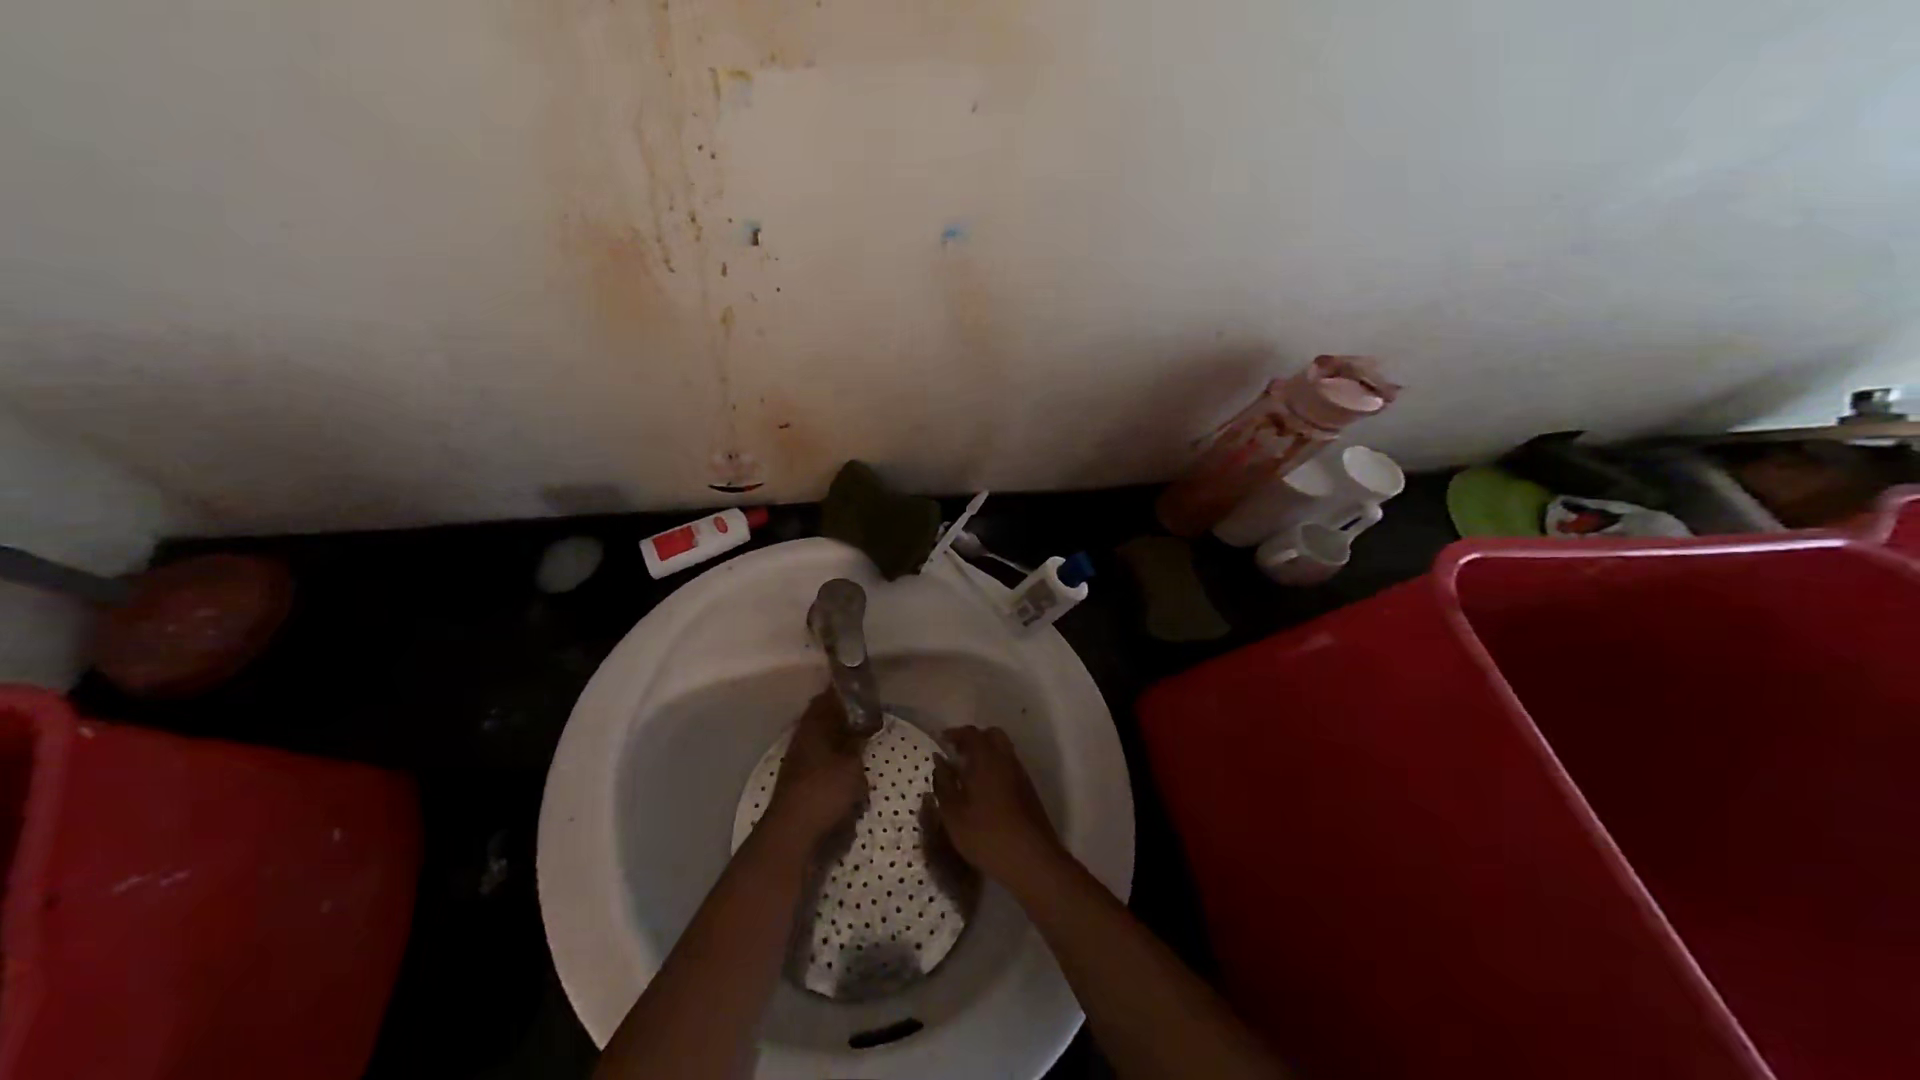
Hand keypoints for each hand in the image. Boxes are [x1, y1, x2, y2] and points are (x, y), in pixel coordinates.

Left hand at [762, 691, 868, 850]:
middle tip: (869, 716)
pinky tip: (852, 770)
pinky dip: (838, 760)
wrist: (793, 832)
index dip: (844, 691)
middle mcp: (802, 738)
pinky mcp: (800, 781)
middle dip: (845, 716)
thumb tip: (866, 722)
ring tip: (863, 743)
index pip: (827, 697)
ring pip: (824, 740)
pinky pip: (823, 761)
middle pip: (824, 718)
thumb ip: (858, 740)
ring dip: (842, 739)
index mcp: (813, 726)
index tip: (863, 688)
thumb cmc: (824, 790)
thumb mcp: (851, 763)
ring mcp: (799, 760)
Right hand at [932, 726, 1068, 891]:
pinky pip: (1010, 768)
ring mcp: (1021, 775)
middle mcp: (1007, 760)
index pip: (971, 733)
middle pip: (992, 735)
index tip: (941, 742)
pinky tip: (985, 792)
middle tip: (957, 755)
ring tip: (967, 775)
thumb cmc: (986, 835)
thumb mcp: (953, 814)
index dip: (955, 734)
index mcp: (987, 759)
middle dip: (974, 740)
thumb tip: (940, 761)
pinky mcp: (1029, 791)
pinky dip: (996, 769)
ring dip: (986, 754)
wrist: (1032, 860)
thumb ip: (944, 784)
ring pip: (1004, 751)